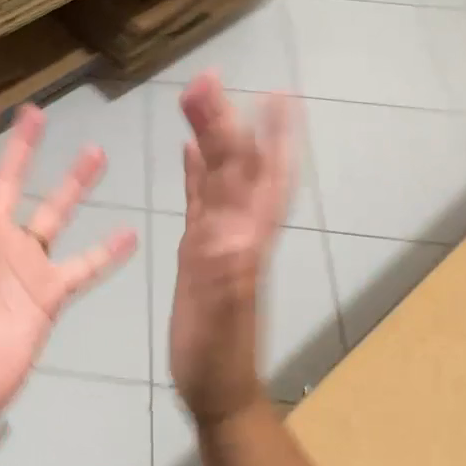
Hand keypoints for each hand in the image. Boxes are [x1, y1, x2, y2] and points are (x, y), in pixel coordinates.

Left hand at [0, 102, 138, 420]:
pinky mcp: (50, 293)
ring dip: (74, 185)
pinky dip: (106, 252)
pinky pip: (84, 266)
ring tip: (95, 152)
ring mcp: (26, 264)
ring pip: (54, 213)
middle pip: (13, 181)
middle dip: (23, 147)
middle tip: (36, 112)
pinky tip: (129, 233)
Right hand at [170, 73, 293, 425]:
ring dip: (210, 135)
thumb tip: (227, 226)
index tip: (278, 95)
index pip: (261, 176)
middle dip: (225, 120)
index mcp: (246, 237)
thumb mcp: (222, 315)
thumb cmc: (218, 356)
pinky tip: (188, 147)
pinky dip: (195, 169)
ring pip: (216, 173)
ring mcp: (219, 234)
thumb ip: (226, 272)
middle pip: (233, 163)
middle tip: (207, 78)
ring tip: (197, 95)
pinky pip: (198, 198)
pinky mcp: (200, 248)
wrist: (216, 387)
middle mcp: (237, 227)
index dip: (273, 137)